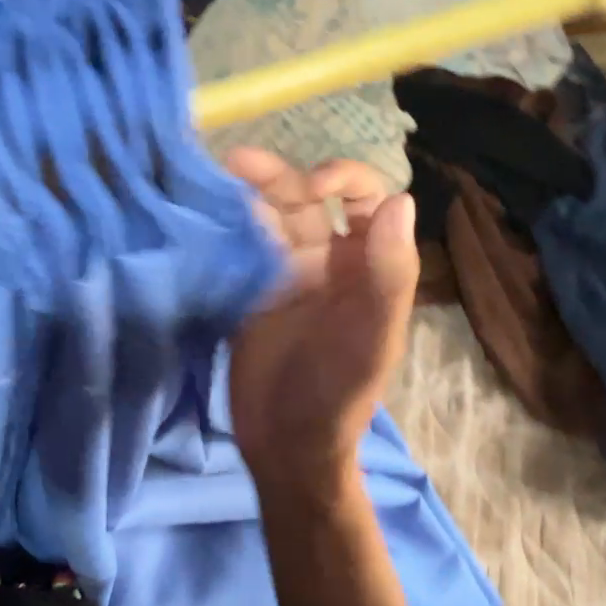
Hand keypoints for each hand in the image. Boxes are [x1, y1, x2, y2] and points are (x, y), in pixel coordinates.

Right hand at [226, 149, 419, 493]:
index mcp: (367, 263)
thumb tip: (401, 199)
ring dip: (246, 190)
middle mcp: (326, 257)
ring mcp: (283, 271)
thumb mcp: (373, 334)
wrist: (286, 444)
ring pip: (266, 214)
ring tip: (217, 171)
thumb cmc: (339, 392)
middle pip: (305, 197)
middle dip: (278, 175)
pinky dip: (224, 222)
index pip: (364, 197)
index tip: (312, 186)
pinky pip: (238, 243)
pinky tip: (204, 207)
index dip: (342, 177)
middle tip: (239, 161)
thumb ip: (389, 272)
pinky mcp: (247, 287)